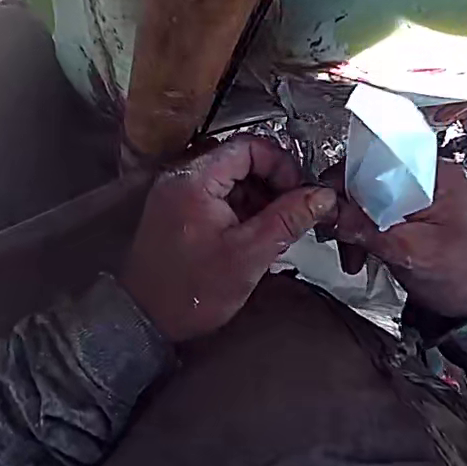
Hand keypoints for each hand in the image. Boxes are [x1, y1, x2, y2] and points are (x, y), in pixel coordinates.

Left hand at [121, 134, 338, 341]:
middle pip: (239, 159)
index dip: (281, 164)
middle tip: (292, 211)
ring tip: (274, 229)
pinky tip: (252, 235)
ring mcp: (176, 192)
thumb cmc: (190, 292)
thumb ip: (288, 219)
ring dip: (257, 197)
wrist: (145, 319)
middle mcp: (180, 177)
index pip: (249, 146)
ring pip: (230, 178)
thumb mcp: (249, 255)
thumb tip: (321, 196)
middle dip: (272, 182)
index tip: (299, 191)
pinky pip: (216, 195)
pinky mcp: (176, 209)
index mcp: (195, 179)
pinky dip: (239, 208)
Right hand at [328, 161, 466, 319]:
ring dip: (351, 225)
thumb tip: (330, 212)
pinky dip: (362, 232)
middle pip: (364, 178)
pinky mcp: (409, 210)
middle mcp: (424, 176)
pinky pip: (373, 211)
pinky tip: (361, 252)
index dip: (343, 183)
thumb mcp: (412, 253)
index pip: (374, 161)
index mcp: (432, 175)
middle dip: (345, 210)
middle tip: (335, 234)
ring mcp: (416, 194)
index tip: (328, 208)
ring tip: (352, 254)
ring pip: (364, 197)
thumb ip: (368, 230)